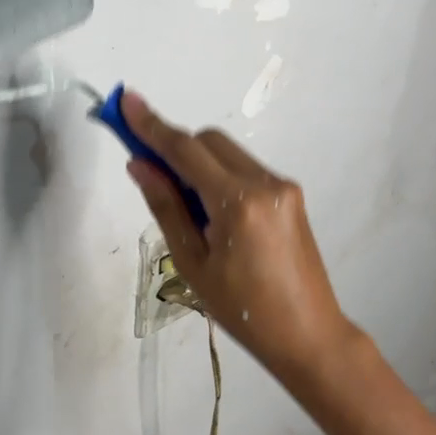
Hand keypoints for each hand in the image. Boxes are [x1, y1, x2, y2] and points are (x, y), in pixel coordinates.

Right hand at [120, 91, 357, 383]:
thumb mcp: (191, 262)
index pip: (185, 150)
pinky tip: (211, 213)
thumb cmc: (242, 309)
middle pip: (208, 141)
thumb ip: (165, 206)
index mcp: (237, 203)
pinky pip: (242, 169)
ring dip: (196, 162)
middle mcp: (265, 183)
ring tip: (185, 208)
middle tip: (148, 171)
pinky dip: (217, 175)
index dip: (151, 125)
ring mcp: (282, 187)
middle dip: (175, 146)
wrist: (309, 334)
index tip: (126, 100)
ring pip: (226, 152)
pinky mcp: (290, 195)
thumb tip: (139, 164)